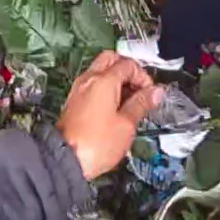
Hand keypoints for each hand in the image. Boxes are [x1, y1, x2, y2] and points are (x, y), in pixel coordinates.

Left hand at [57, 51, 164, 178]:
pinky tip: (114, 108)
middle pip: (111, 59)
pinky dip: (105, 89)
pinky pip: (91, 85)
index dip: (144, 76)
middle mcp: (88, 80)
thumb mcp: (126, 125)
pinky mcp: (74, 102)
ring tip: (129, 101)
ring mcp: (78, 90)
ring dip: (116, 79)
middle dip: (128, 70)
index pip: (128, 65)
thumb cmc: (94, 144)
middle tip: (140, 89)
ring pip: (100, 70)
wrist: (65, 160)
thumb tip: (154, 93)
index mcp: (103, 81)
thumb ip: (141, 104)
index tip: (150, 92)